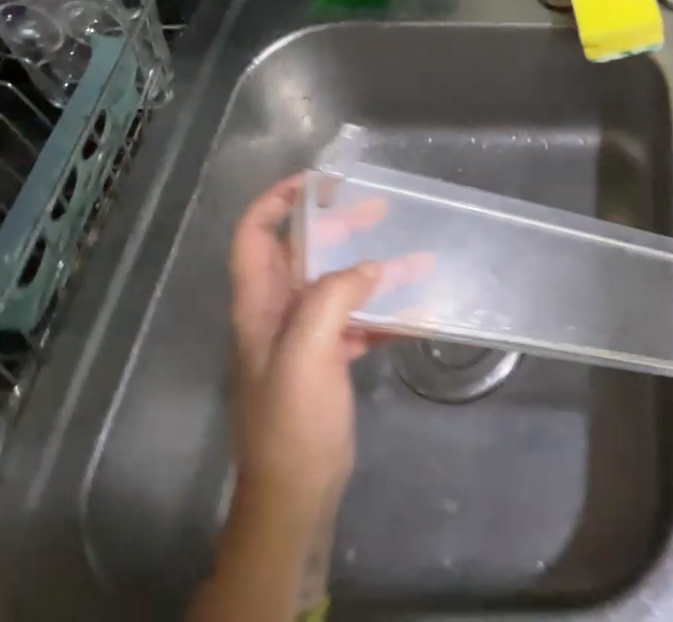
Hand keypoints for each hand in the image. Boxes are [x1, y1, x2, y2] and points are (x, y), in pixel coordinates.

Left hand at [227, 172, 385, 528]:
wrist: (296, 491)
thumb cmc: (291, 422)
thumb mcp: (305, 355)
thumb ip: (333, 300)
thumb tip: (371, 266)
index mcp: (259, 307)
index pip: (254, 237)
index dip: (277, 202)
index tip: (318, 181)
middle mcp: (278, 315)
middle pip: (302, 255)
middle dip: (336, 227)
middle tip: (378, 208)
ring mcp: (304, 340)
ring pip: (336, 288)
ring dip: (370, 269)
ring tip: (414, 255)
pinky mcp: (329, 363)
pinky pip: (358, 323)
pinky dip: (385, 312)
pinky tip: (418, 312)